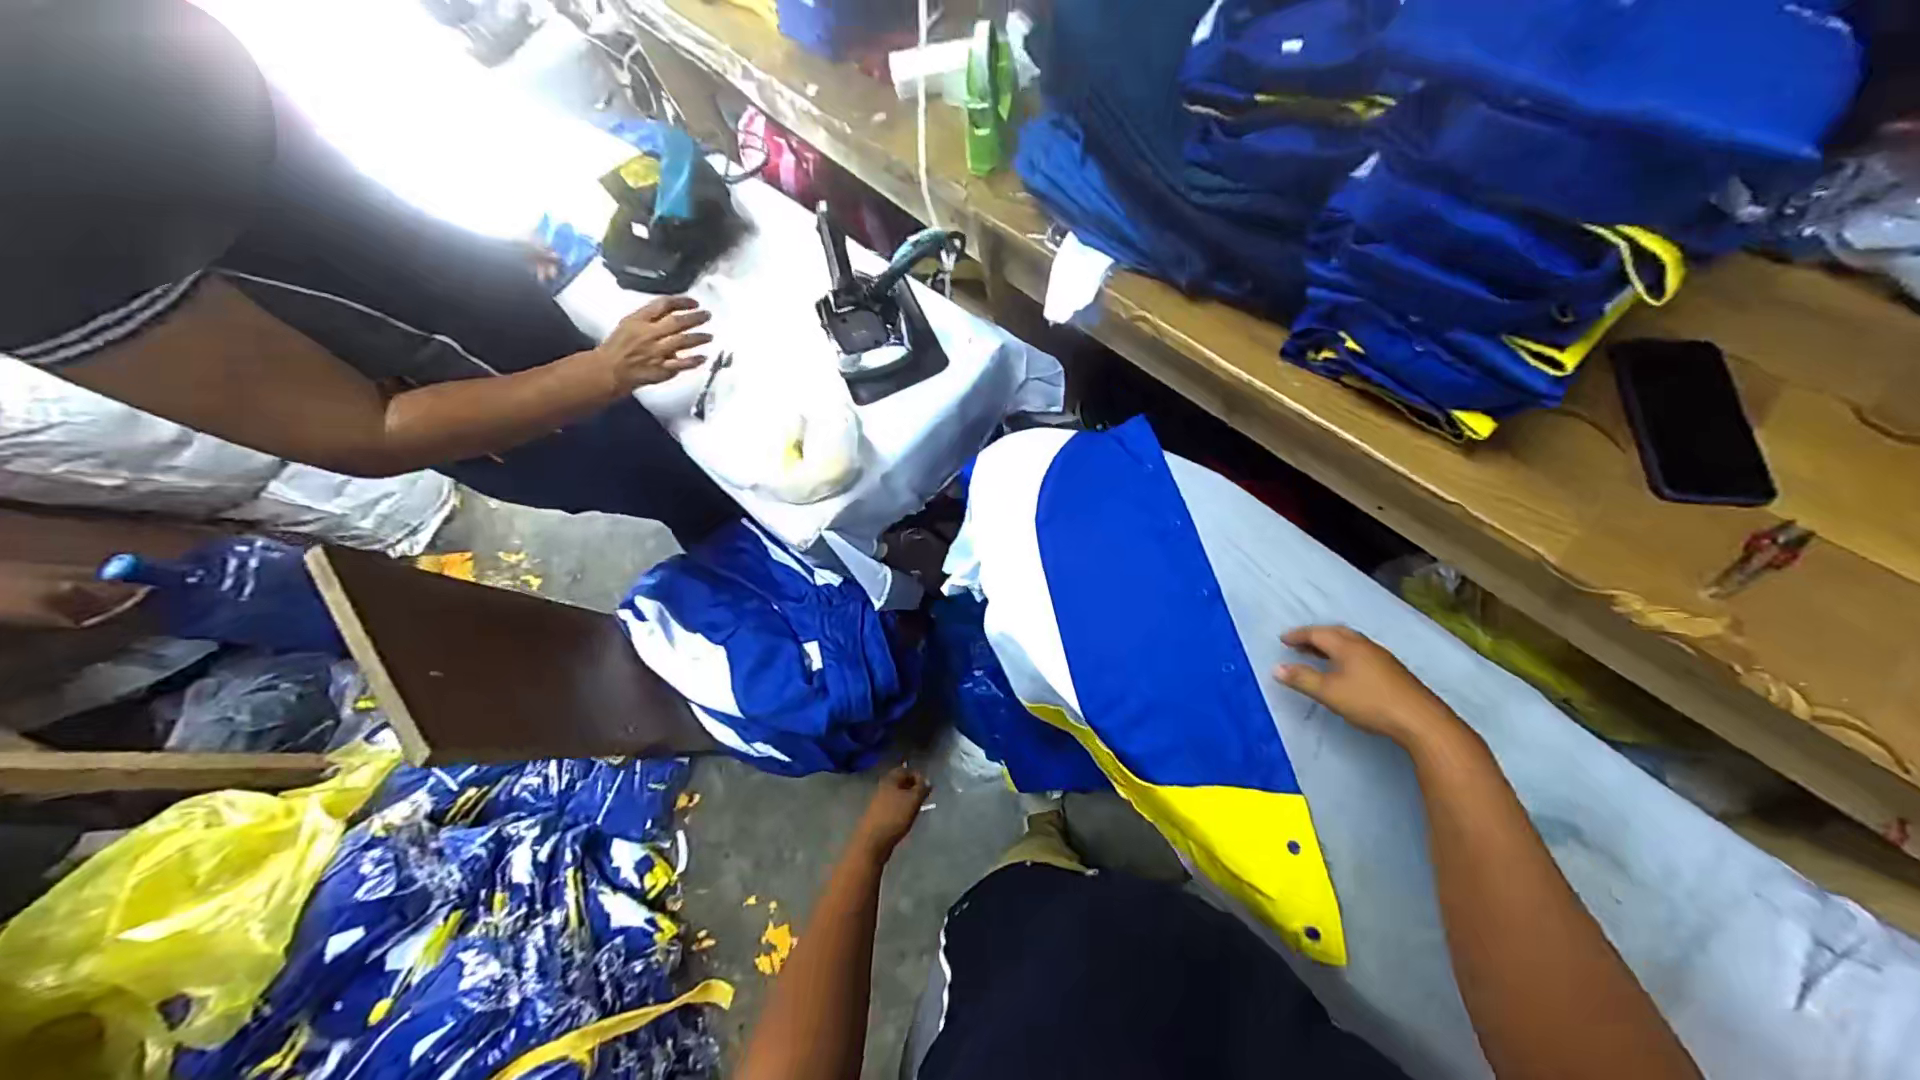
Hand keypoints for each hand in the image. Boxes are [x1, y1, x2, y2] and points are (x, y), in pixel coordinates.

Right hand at [590, 296, 712, 390]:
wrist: (608, 369)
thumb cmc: (618, 346)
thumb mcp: (629, 324)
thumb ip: (649, 319)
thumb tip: (672, 318)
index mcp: (638, 320)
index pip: (663, 304)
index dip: (681, 301)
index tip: (694, 302)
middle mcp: (648, 334)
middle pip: (676, 322)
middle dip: (694, 318)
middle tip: (707, 315)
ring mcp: (655, 352)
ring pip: (681, 341)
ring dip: (698, 338)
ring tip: (709, 336)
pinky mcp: (660, 368)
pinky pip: (680, 364)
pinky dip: (693, 361)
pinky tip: (703, 358)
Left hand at [850, 767, 930, 863]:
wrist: (872, 841)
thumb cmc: (894, 817)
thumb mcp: (913, 800)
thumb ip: (921, 788)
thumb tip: (927, 781)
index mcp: (890, 780)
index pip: (905, 770)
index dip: (918, 776)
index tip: (928, 787)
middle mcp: (883, 787)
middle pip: (900, 782)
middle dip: (913, 787)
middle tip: (925, 797)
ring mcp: (879, 801)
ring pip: (897, 795)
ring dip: (908, 799)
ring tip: (918, 808)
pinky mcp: (878, 814)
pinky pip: (893, 806)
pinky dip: (902, 808)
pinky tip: (907, 817)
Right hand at [1272, 625, 1467, 750]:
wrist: (1421, 720)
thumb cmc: (1369, 702)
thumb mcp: (1328, 692)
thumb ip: (1301, 679)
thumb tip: (1277, 668)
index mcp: (1347, 646)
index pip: (1317, 633)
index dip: (1298, 635)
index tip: (1283, 639)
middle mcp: (1364, 646)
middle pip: (1336, 633)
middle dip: (1315, 636)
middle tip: (1299, 644)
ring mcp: (1381, 658)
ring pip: (1350, 642)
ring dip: (1331, 644)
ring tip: (1318, 655)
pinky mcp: (1392, 671)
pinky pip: (1361, 652)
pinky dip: (1344, 653)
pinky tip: (1345, 668)